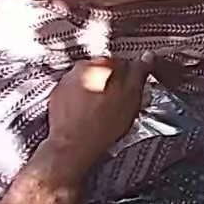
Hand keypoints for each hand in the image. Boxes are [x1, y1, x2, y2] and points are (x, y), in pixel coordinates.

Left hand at [38, 57, 150, 179]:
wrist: (72, 146)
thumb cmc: (102, 125)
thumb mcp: (131, 99)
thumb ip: (139, 74)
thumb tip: (146, 58)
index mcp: (103, 64)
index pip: (123, 63)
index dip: (130, 80)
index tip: (131, 92)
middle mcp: (82, 67)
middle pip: (104, 71)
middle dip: (111, 85)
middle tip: (118, 104)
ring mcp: (67, 80)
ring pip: (88, 81)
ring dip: (96, 92)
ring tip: (101, 112)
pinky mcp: (57, 95)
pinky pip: (74, 93)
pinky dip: (81, 101)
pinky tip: (87, 115)